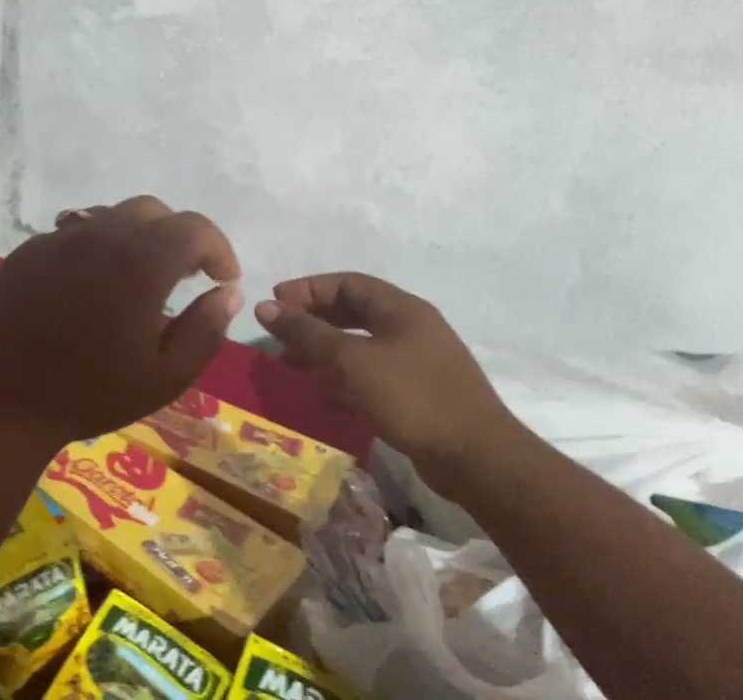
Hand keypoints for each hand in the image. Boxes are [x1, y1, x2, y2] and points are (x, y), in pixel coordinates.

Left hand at [0, 196, 242, 449]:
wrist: (3, 398)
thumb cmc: (90, 393)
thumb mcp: (165, 376)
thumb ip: (205, 328)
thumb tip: (226, 291)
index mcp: (136, 263)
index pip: (192, 227)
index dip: (217, 248)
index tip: (221, 279)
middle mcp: (95, 237)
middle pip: (149, 211)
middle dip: (176, 236)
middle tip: (182, 277)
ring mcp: (54, 240)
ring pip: (107, 216)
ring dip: (133, 237)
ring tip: (136, 280)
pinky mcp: (26, 252)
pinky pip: (70, 233)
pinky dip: (93, 248)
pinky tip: (90, 287)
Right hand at [255, 272, 524, 485]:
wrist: (477, 460)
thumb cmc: (412, 398)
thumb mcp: (350, 360)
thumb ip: (306, 332)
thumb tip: (264, 306)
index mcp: (403, 311)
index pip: (347, 283)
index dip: (307, 289)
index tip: (274, 304)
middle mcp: (412, 329)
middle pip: (353, 311)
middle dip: (312, 320)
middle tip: (278, 334)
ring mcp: (418, 362)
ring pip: (359, 344)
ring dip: (323, 350)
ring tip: (291, 366)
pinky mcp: (418, 393)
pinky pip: (370, 373)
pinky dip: (341, 377)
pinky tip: (322, 395)